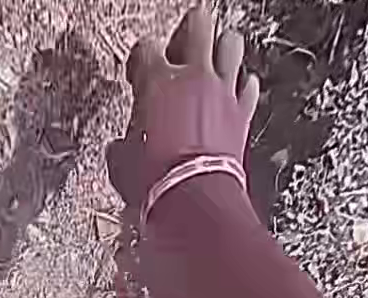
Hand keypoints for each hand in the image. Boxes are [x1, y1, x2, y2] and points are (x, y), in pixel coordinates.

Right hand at [106, 7, 260, 214]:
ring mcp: (222, 92)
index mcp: (158, 81)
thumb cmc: (160, 184)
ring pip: (230, 42)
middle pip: (197, 24)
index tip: (139, 76)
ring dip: (221, 50)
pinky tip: (233, 96)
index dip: (140, 61)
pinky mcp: (242, 115)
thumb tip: (118, 151)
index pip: (145, 48)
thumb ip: (122, 150)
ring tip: (211, 67)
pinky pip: (249, 85)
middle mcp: (193, 77)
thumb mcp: (126, 167)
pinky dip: (242, 87)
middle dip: (188, 33)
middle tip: (180, 51)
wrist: (196, 204)